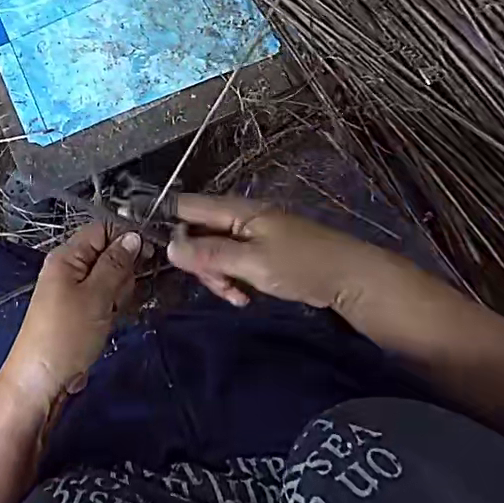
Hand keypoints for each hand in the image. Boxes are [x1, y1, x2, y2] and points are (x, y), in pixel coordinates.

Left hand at [0, 221, 140, 408]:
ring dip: (119, 295)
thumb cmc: (65, 335)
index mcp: (67, 256)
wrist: (40, 381)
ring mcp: (74, 291)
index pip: (103, 229)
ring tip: (110, 314)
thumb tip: (134, 236)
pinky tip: (110, 323)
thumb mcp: (96, 296)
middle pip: (110, 254)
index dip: (127, 238)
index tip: (149, 255)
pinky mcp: (80, 312)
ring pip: (111, 279)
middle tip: (117, 296)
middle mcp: (70, 268)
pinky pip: (105, 300)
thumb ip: (117, 264)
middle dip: (123, 273)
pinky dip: (112, 309)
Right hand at [166, 194, 399, 313]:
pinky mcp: (260, 251)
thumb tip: (168, 247)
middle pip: (197, 233)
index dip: (166, 222)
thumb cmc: (302, 265)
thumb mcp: (252, 262)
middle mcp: (238, 217)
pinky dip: (232, 278)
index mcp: (235, 209)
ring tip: (236, 295)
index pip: (185, 206)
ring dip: (216, 275)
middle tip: (216, 285)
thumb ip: (209, 254)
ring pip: (213, 251)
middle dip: (199, 261)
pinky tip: (244, 296)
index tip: (152, 247)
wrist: (350, 280)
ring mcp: (250, 234)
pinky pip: (231, 262)